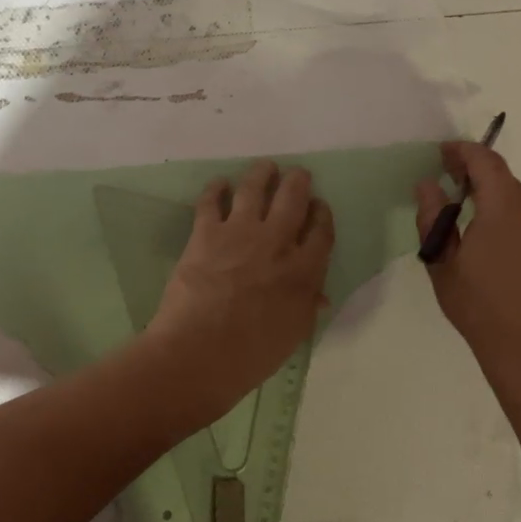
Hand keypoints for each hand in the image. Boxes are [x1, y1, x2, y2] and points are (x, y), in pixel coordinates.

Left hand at [143, 160, 333, 419]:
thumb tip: (318, 293)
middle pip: (292, 199)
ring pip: (255, 189)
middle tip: (297, 174)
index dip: (321, 215)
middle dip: (297, 182)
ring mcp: (239, 233)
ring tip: (265, 167)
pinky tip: (219, 184)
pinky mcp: (205, 233)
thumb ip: (305, 306)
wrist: (199, 351)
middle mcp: (275, 243)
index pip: (321, 232)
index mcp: (303, 272)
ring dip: (261, 174)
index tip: (319, 206)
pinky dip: (216, 188)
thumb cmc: (250, 354)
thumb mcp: (291, 334)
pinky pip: (212, 201)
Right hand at [415, 142, 520, 383]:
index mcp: (502, 208)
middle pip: (504, 178)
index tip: (442, 153)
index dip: (463, 151)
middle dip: (476, 172)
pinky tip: (493, 242)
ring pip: (519, 201)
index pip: (485, 161)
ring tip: (468, 212)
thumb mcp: (442, 262)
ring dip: (493, 196)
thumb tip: (427, 186)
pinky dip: (509, 217)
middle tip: (450, 180)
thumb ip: (433, 219)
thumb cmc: (480, 305)